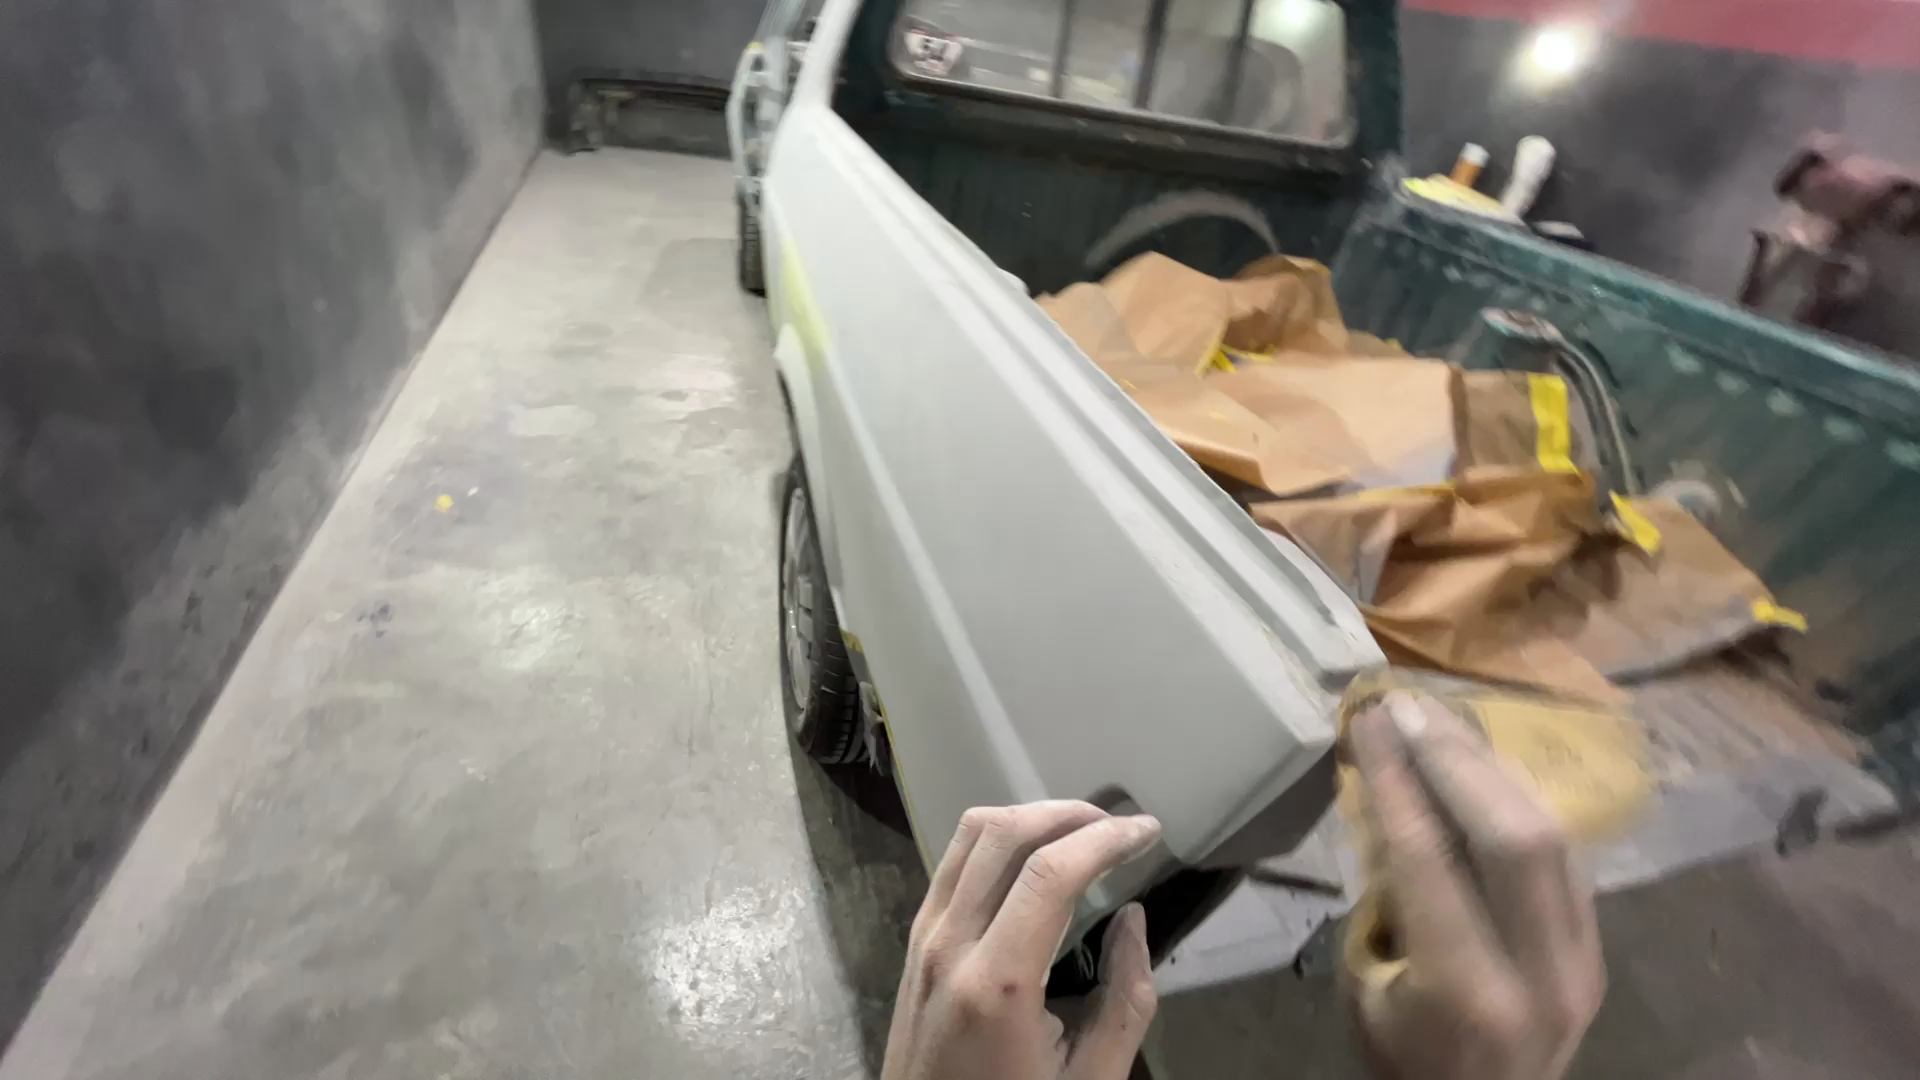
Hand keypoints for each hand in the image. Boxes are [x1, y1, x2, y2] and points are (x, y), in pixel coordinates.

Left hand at [881, 801, 1162, 1079]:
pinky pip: (955, 857)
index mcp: (996, 983)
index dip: (1105, 839)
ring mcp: (925, 932)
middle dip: (1069, 814)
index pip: (1050, 874)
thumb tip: (1133, 916)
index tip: (1147, 830)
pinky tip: (1033, 851)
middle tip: (1116, 825)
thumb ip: (1125, 998)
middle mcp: (951, 941)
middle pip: (1005, 834)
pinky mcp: (916, 933)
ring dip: (1031, 814)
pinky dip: (998, 835)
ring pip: (972, 831)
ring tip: (1080, 828)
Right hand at [1345, 693, 1605, 1079]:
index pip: (1427, 856)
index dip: (1395, 776)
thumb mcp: (1364, 979)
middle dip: (1454, 758)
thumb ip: (1383, 894)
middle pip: (1515, 838)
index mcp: (1465, 990)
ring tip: (1438, 717)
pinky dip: (1512, 793)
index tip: (1369, 720)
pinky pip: (1561, 849)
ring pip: (1550, 835)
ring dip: (1488, 765)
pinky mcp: (1597, 944)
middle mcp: (1543, 972)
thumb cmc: (1399, 1049)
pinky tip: (1477, 759)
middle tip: (1405, 706)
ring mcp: (1586, 959)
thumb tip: (1385, 797)